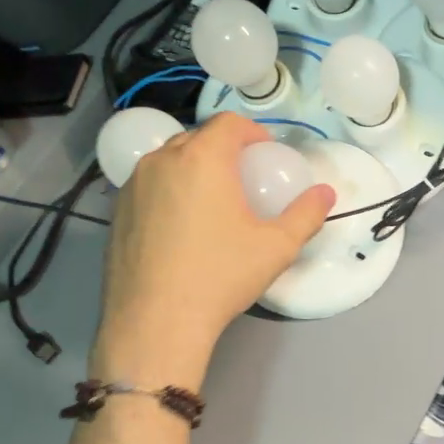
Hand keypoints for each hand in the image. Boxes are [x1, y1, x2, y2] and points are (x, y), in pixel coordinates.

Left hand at [95, 113, 334, 379]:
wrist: (156, 320)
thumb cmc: (221, 276)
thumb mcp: (276, 247)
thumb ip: (305, 215)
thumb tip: (326, 193)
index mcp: (201, 159)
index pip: (228, 123)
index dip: (252, 132)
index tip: (266, 153)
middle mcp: (162, 161)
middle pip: (197, 138)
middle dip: (223, 150)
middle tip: (243, 179)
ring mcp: (132, 185)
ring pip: (169, 162)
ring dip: (194, 170)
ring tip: (213, 202)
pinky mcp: (117, 212)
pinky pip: (150, 187)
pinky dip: (170, 193)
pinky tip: (183, 228)